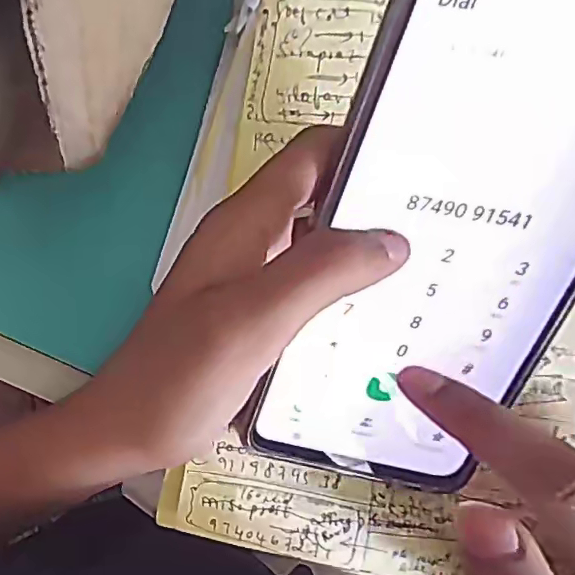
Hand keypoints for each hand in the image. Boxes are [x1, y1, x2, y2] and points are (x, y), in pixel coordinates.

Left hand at [69, 125, 407, 475]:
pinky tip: (380, 318)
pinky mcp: (252, 316)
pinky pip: (307, 287)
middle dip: (378, 203)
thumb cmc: (179, 375)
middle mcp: (248, 241)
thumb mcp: (253, 319)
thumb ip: (319, 272)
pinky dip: (344, 291)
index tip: (428, 164)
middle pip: (321, 197)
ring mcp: (249, 279)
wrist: (127, 428)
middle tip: (447, 225)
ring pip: (317, 244)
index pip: (311, 155)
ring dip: (365, 251)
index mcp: (244, 224)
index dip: (365, 146)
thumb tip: (391, 239)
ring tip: (431, 270)